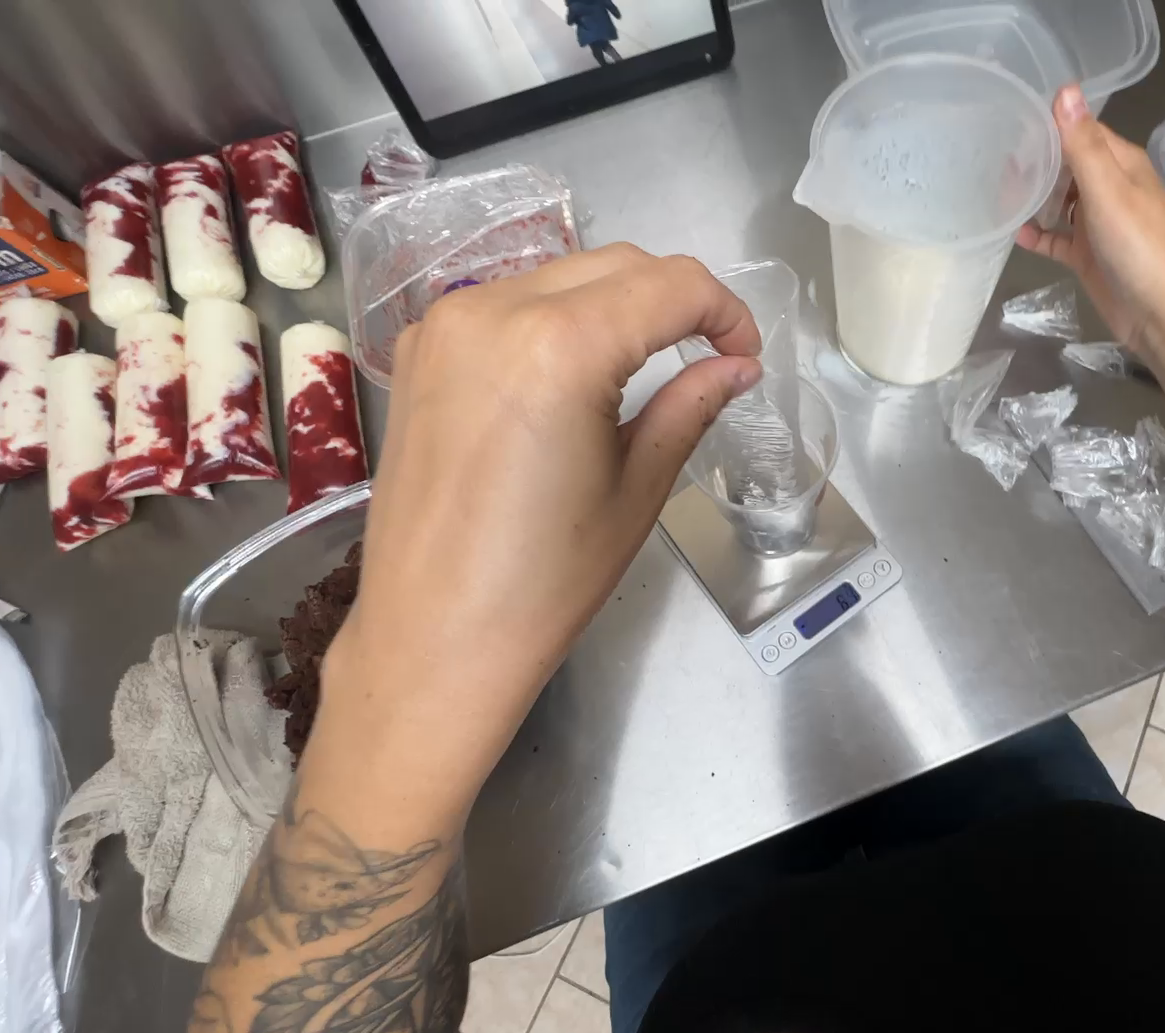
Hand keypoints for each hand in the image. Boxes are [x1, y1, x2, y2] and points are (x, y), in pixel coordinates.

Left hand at [321, 245, 760, 776]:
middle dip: (678, 300)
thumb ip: (691, 406)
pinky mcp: (420, 349)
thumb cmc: (550, 579)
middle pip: (616, 265)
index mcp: (558, 348)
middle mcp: (491, 309)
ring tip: (646, 367)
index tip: (744, 356)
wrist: (436, 635)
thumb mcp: (638, 487)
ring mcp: (444, 323)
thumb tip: (739, 366)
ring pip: (562, 276)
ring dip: (620, 306)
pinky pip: (510, 304)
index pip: (669, 285)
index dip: (725, 311)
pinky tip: (575, 374)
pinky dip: (561, 320)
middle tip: (709, 356)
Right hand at [1018, 86, 1164, 360]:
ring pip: (1060, 202)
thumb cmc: (1138, 246)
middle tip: (993, 160)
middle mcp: (1110, 189)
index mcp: (1121, 165)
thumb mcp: (1108, 190)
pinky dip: (1038, 235)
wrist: (1160, 312)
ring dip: (1035, 197)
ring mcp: (1098, 224)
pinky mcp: (1087, 256)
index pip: (1082, 131)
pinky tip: (1015, 234)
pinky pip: (1057, 239)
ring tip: (997, 192)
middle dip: (1036, 161)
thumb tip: (1064, 90)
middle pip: (1068, 165)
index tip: (1009, 120)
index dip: (1050, 124)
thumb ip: (1083, 145)